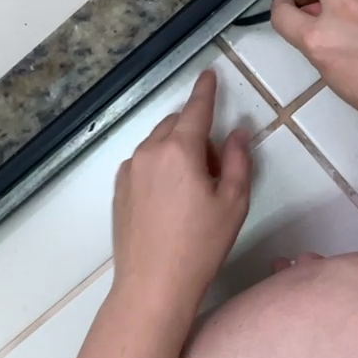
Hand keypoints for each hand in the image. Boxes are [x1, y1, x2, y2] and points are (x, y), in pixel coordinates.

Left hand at [110, 70, 251, 314]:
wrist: (152, 284)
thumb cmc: (200, 245)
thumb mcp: (233, 203)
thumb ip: (237, 160)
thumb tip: (237, 132)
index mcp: (179, 149)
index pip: (197, 109)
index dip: (206, 90)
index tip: (209, 74)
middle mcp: (149, 151)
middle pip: (176, 125)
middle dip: (196, 132)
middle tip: (215, 168)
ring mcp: (129, 169)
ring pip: (158, 142)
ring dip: (177, 148)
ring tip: (193, 188)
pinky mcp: (119, 188)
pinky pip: (144, 162)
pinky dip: (159, 164)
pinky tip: (170, 199)